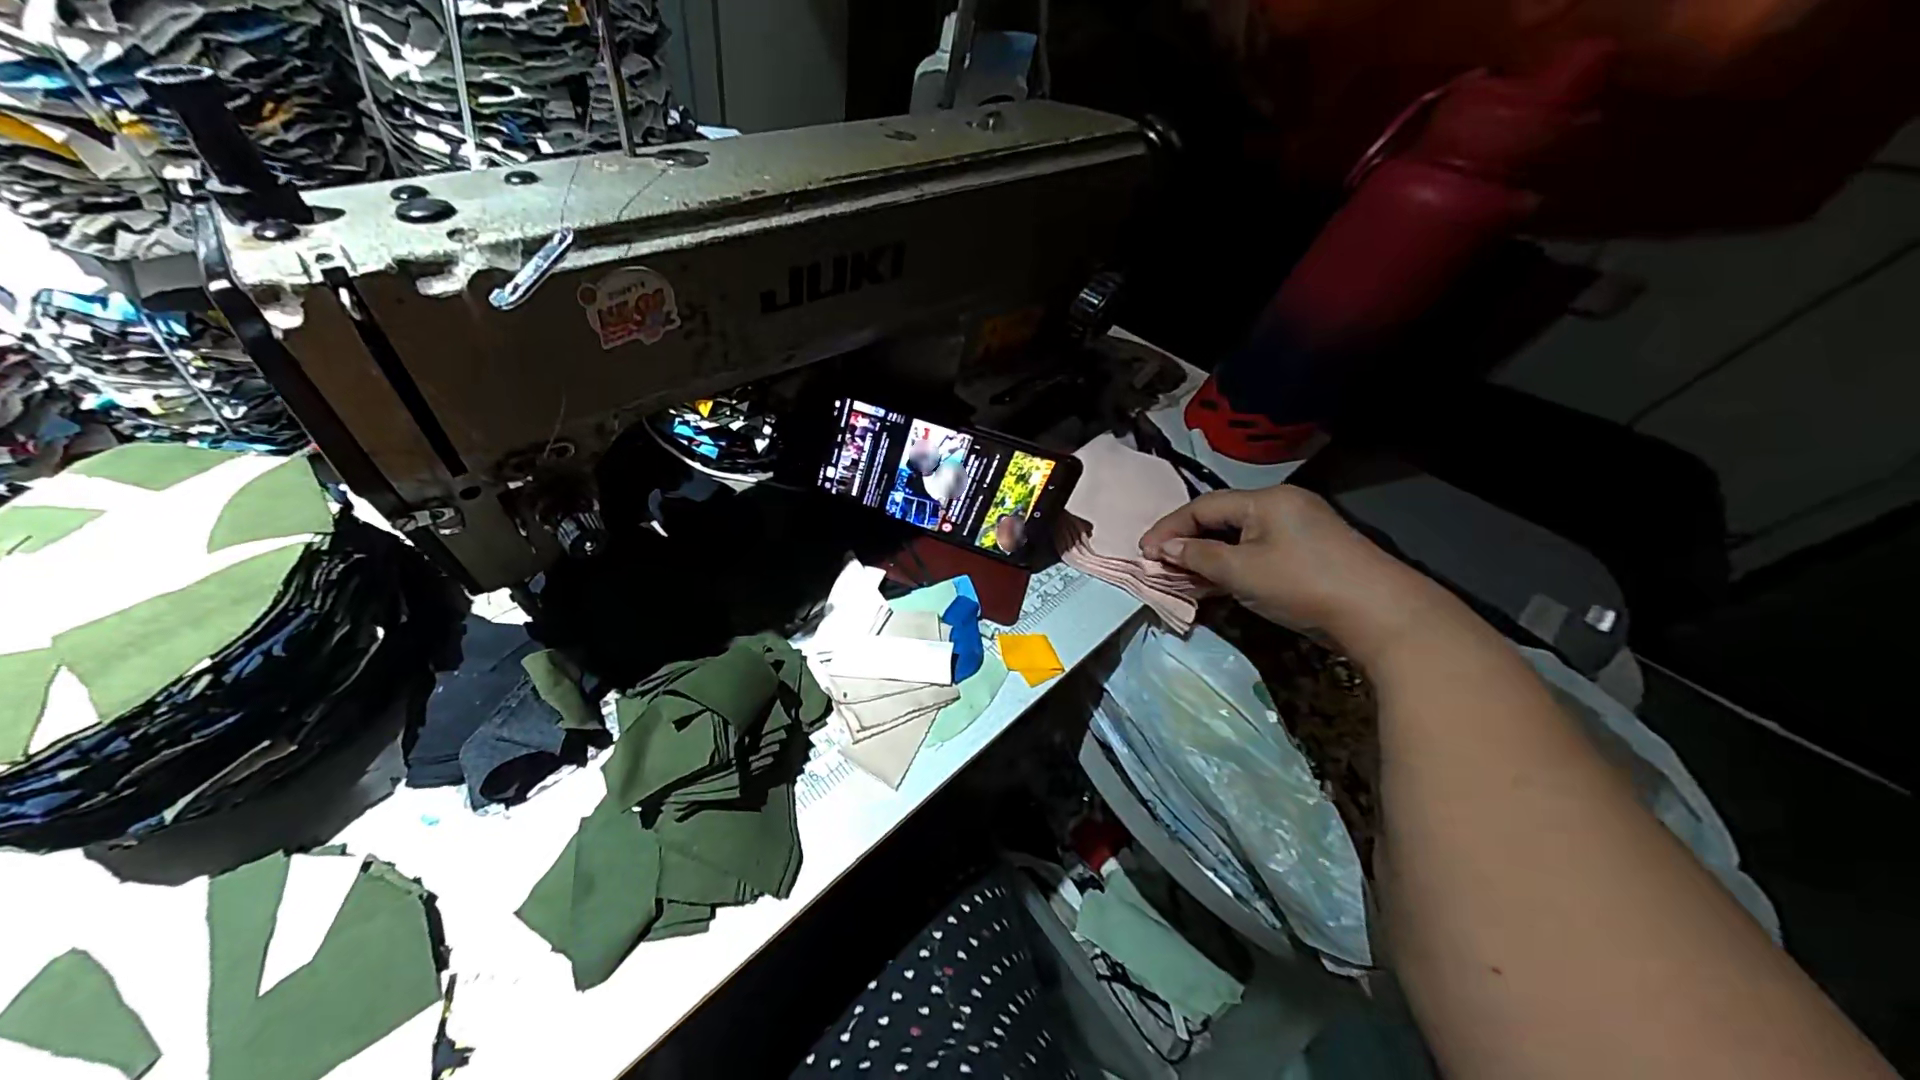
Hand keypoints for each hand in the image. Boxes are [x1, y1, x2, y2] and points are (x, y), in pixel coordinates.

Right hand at [1139, 485, 1446, 654]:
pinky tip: (1216, 582)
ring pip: (1239, 537)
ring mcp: (1299, 528)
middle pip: (1221, 518)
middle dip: (1187, 541)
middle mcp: (1282, 505)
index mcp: (1266, 499)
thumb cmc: (1303, 584)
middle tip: (1159, 564)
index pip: (1203, 506)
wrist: (1380, 614)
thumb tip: (1165, 548)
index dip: (1170, 528)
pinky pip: (1257, 551)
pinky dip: (1233, 565)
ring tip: (1181, 577)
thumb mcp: (1242, 571)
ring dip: (1208, 556)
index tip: (1143, 551)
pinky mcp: (1309, 553)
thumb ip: (1198, 556)